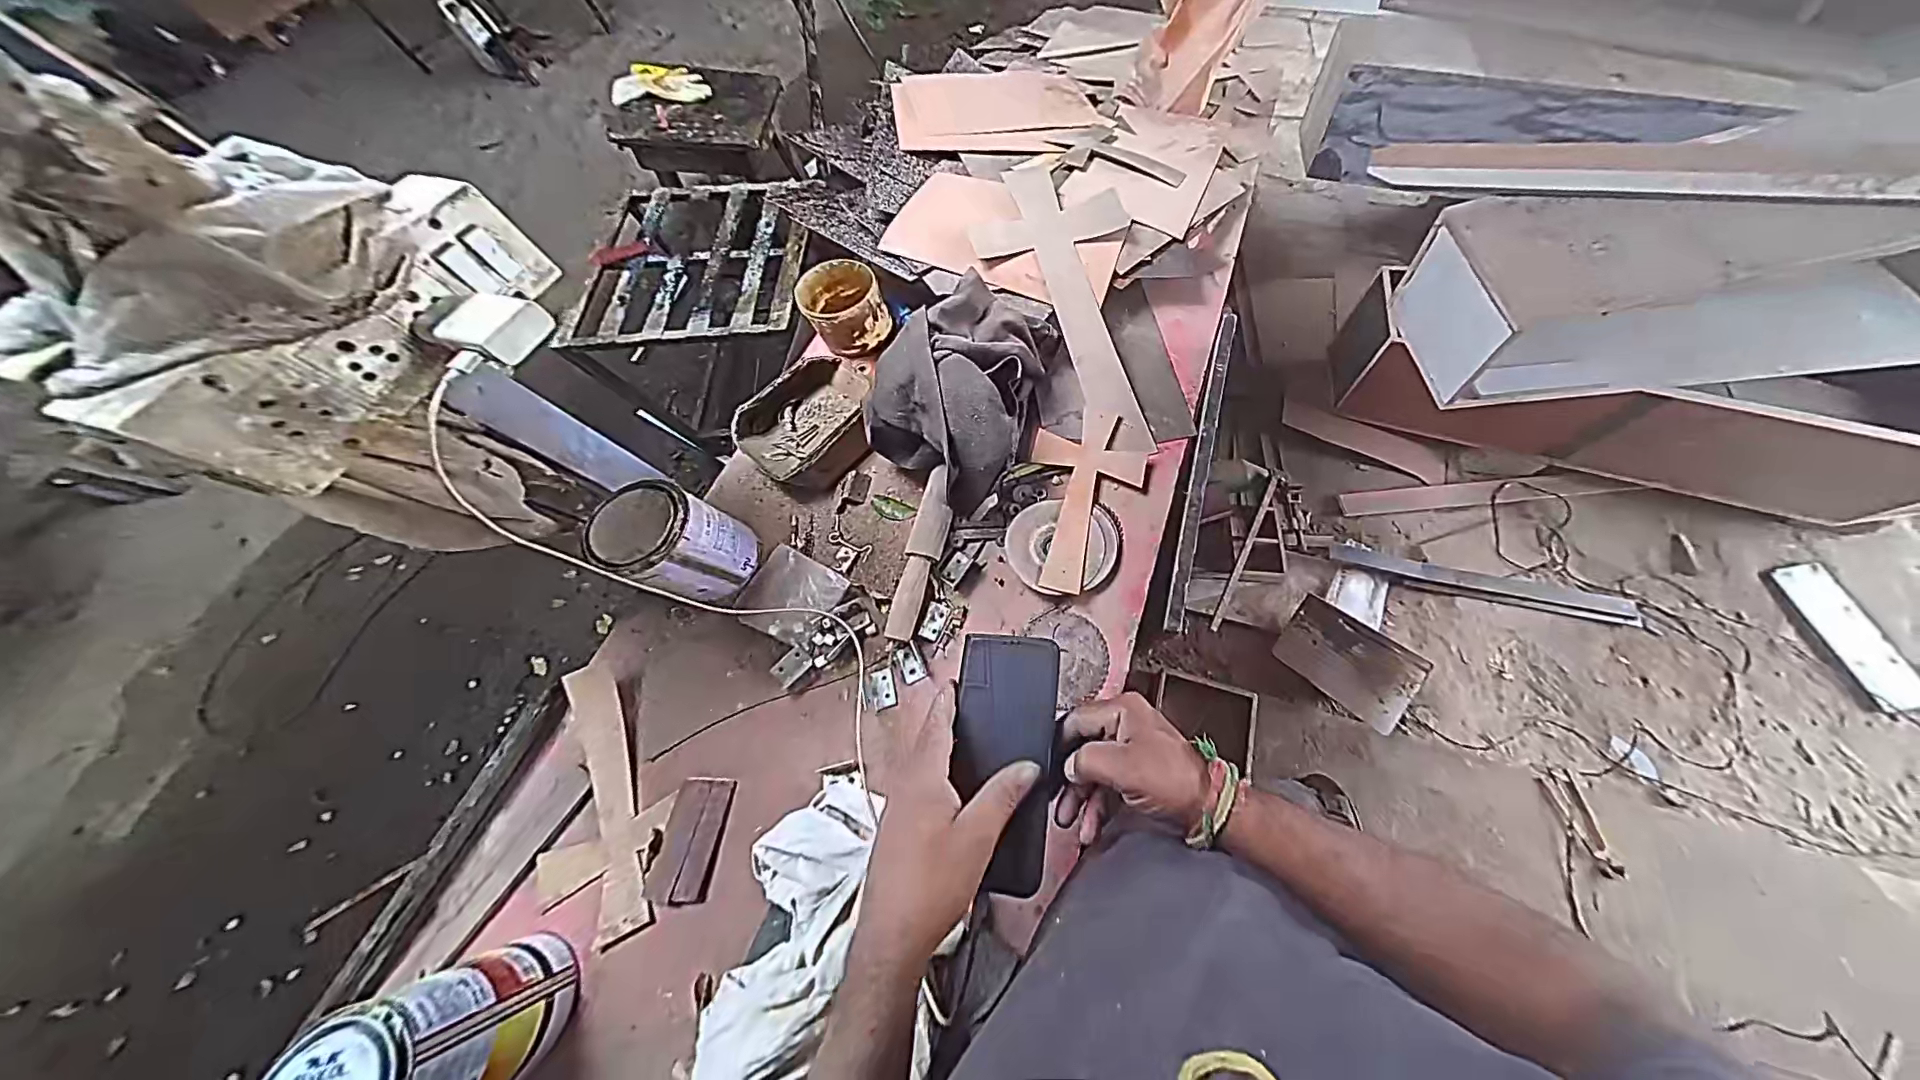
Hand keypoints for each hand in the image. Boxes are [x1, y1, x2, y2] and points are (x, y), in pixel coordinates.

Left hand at [859, 681, 1039, 965]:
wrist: (891, 933)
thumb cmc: (927, 889)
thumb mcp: (978, 836)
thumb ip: (1002, 795)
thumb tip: (1024, 767)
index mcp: (922, 779)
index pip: (936, 726)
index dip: (947, 702)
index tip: (953, 683)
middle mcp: (904, 787)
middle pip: (924, 740)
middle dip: (940, 717)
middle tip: (956, 702)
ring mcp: (896, 807)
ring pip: (918, 762)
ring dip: (935, 743)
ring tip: (954, 737)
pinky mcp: (896, 827)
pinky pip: (915, 783)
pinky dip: (931, 770)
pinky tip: (945, 788)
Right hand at [1053, 691, 1209, 844]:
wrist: (1208, 810)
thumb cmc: (1177, 782)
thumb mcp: (1121, 766)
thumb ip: (1084, 760)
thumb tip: (1068, 765)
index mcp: (1122, 709)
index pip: (1075, 721)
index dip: (1060, 747)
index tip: (1050, 771)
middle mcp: (1125, 723)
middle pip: (1082, 749)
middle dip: (1071, 782)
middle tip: (1061, 804)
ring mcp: (1132, 747)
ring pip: (1093, 771)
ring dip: (1081, 799)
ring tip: (1073, 820)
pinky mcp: (1136, 770)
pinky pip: (1107, 784)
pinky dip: (1097, 805)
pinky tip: (1091, 825)